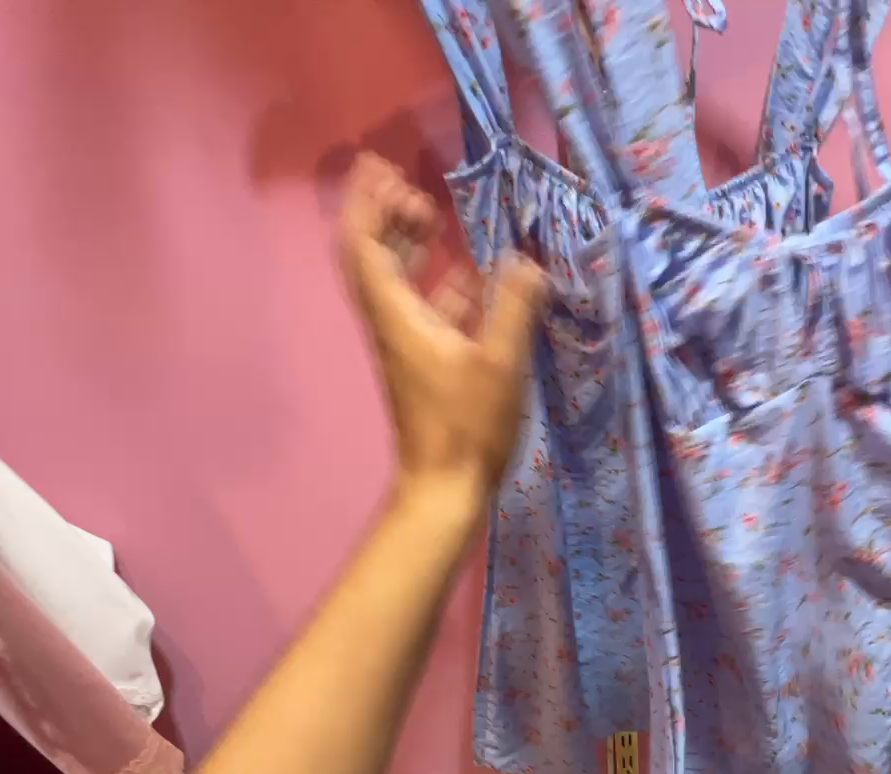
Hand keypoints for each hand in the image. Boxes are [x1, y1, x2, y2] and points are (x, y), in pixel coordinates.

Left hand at [338, 154, 548, 505]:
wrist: (444, 488)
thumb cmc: (466, 427)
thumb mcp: (499, 364)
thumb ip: (514, 309)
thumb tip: (526, 262)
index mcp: (398, 317)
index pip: (363, 245)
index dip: (368, 202)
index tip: (386, 168)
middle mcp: (394, 326)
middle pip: (375, 259)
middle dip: (388, 217)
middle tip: (413, 188)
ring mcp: (409, 348)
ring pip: (399, 285)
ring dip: (411, 248)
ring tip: (436, 218)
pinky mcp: (426, 367)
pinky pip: (425, 312)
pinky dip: (441, 287)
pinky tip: (471, 281)